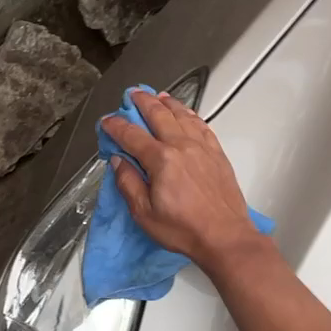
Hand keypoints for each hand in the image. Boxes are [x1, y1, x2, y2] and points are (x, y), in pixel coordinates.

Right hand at [101, 90, 263, 269]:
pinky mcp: (217, 153)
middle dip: (142, 102)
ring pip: (182, 115)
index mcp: (161, 160)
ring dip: (167, 103)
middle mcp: (182, 146)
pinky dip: (190, 114)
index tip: (106, 122)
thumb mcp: (144, 213)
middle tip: (132, 94)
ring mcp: (202, 147)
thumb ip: (129, 183)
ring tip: (158, 96)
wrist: (224, 236)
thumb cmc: (182, 229)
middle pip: (159, 115)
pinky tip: (185, 113)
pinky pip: (201, 125)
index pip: (132, 136)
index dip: (116, 126)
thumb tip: (118, 161)